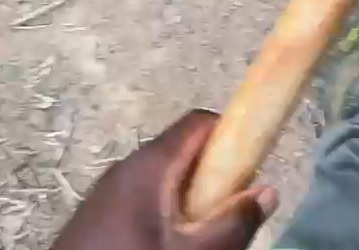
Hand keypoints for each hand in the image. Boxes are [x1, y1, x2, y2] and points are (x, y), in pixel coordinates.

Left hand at [51, 110, 275, 249]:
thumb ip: (234, 223)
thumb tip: (268, 191)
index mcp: (150, 165)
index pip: (199, 122)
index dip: (231, 136)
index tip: (246, 169)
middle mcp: (125, 168)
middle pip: (182, 151)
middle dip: (211, 175)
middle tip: (224, 213)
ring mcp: (102, 195)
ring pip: (161, 178)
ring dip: (186, 199)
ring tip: (194, 239)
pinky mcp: (90, 221)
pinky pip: (138, 200)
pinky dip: (160, 214)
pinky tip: (162, 247)